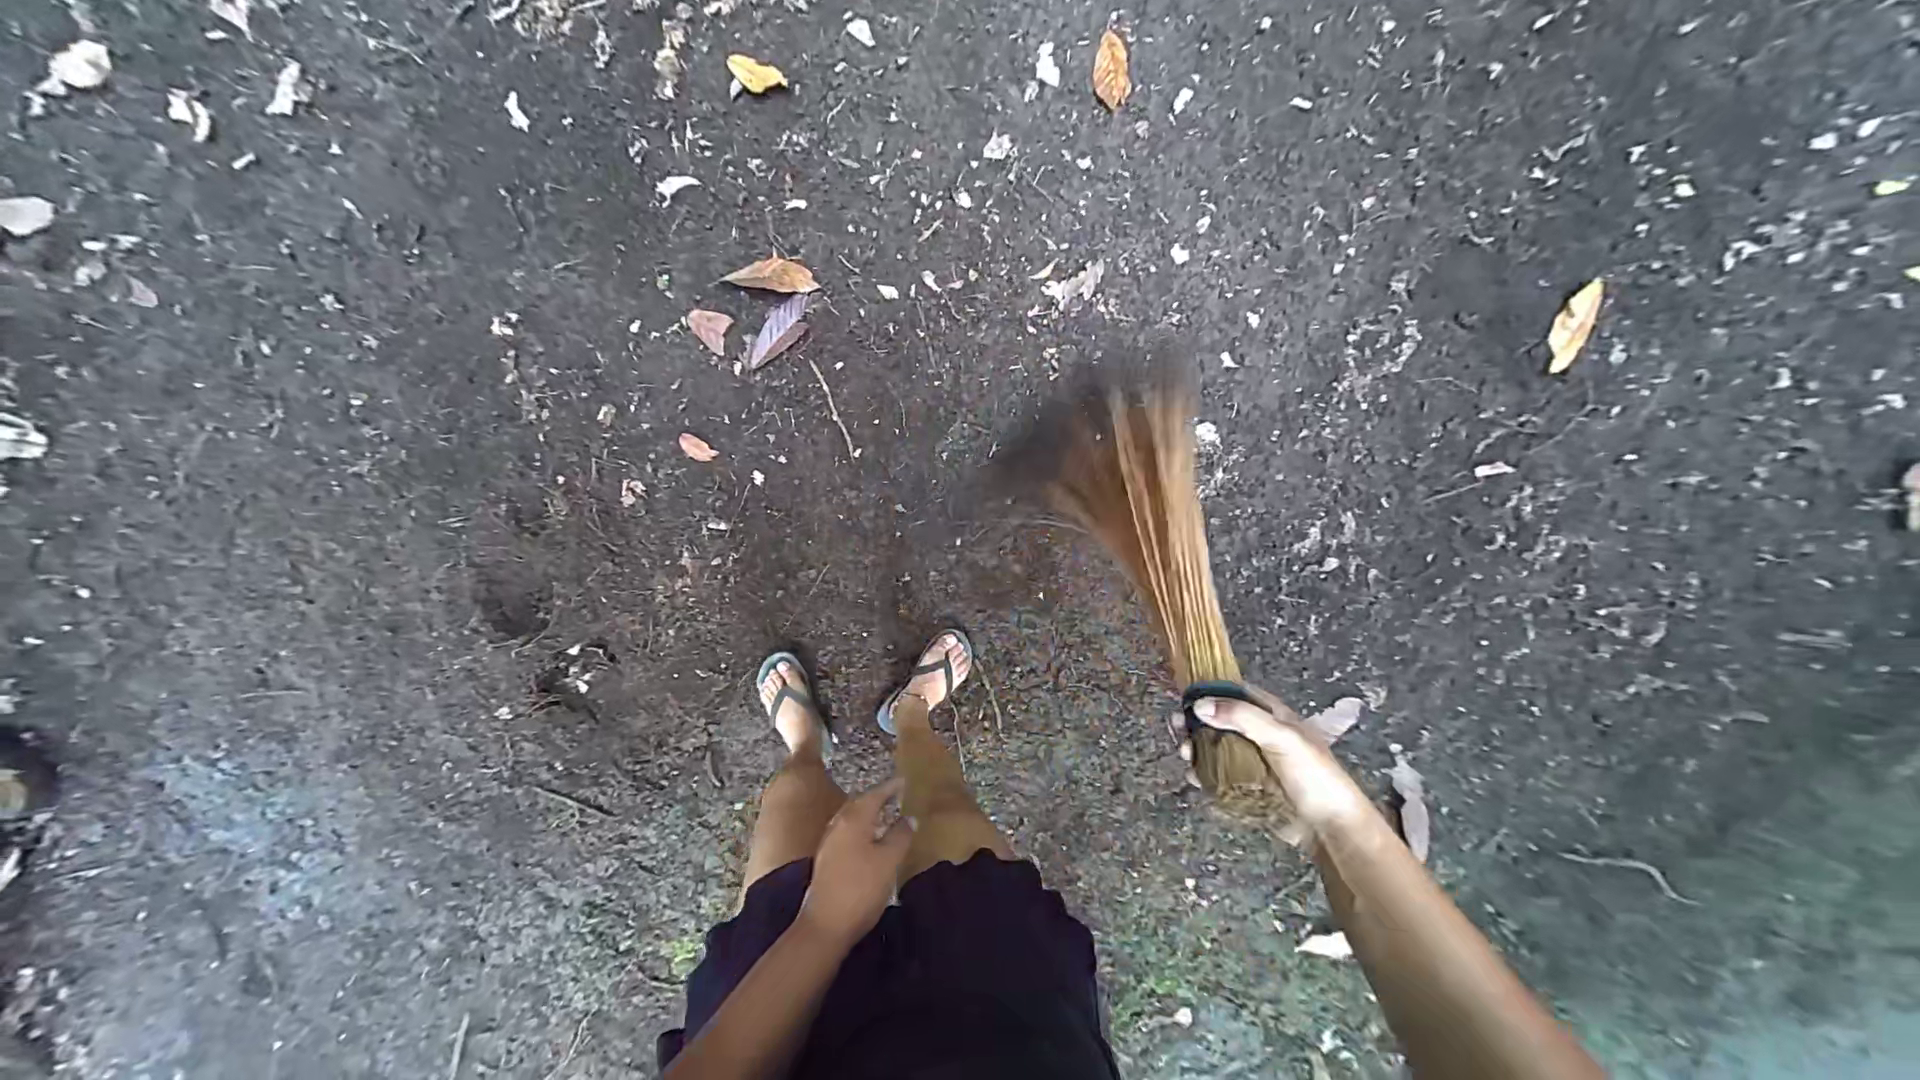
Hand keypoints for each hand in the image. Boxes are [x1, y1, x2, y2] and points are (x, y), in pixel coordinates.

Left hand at [796, 778, 914, 948]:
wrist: (825, 926)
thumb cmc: (861, 888)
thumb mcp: (889, 860)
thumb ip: (901, 835)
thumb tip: (909, 818)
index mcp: (854, 819)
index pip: (875, 795)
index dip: (890, 787)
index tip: (903, 781)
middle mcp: (838, 824)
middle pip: (859, 804)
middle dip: (877, 797)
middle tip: (894, 795)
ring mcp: (828, 843)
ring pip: (851, 818)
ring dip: (867, 813)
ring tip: (884, 814)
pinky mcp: (826, 860)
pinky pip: (846, 833)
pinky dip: (860, 828)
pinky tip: (869, 840)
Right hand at [1177, 687, 1375, 839]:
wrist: (1332, 829)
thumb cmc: (1315, 777)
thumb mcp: (1282, 738)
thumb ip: (1242, 717)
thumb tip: (1200, 704)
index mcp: (1273, 715)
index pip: (1235, 693)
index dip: (1209, 693)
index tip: (1186, 699)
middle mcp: (1260, 734)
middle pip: (1218, 720)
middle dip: (1195, 723)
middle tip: (1177, 729)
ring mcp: (1253, 761)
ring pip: (1215, 747)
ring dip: (1195, 748)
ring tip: (1185, 755)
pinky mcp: (1247, 786)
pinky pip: (1218, 774)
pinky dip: (1202, 773)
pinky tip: (1194, 777)